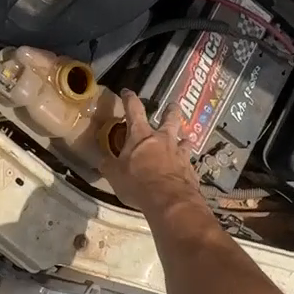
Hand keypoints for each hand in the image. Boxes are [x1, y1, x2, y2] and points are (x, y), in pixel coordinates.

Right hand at [102, 90, 201, 214]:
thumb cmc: (137, 182)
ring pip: (184, 140)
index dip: (129, 99)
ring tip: (184, 140)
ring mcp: (179, 153)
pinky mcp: (190, 170)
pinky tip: (186, 170)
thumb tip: (102, 161)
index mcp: (141, 135)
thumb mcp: (114, 175)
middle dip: (171, 111)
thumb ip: (108, 165)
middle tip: (172, 106)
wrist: (169, 201)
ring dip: (183, 139)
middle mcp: (162, 139)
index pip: (134, 109)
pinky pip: (189, 163)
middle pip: (170, 118)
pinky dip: (187, 164)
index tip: (127, 92)